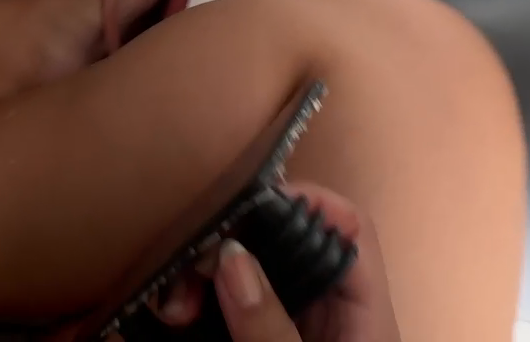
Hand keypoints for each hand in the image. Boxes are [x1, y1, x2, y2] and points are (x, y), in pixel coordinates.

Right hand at [155, 183, 400, 341]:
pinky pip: (221, 305)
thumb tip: (230, 254)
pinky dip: (193, 304)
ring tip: (170, 305)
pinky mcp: (249, 339)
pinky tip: (169, 316)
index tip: (247, 207)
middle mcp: (322, 313)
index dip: (305, 201)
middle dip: (227, 241)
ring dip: (200, 275)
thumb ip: (271, 330)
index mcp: (360, 319)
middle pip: (280, 241)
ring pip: (240, 270)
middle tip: (189, 271)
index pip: (346, 229)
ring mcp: (282, 327)